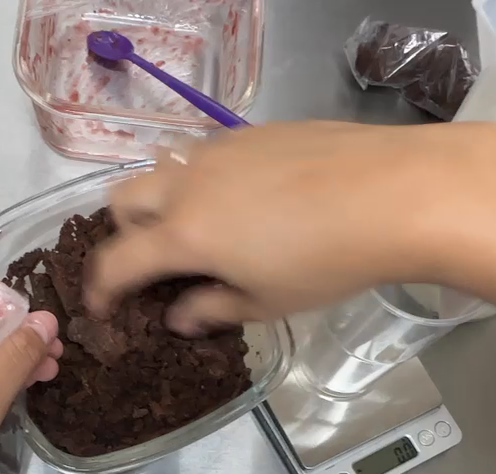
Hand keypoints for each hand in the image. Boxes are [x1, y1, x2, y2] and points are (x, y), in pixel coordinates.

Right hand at [85, 121, 495, 330]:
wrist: (394, 192)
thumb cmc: (325, 262)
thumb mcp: (264, 303)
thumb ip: (210, 310)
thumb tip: (178, 317)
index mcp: (184, 233)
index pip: (117, 262)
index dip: (101, 292)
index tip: (102, 312)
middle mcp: (188, 183)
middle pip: (123, 201)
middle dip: (123, 236)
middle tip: (151, 266)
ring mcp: (220, 150)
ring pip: (161, 169)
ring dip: (158, 203)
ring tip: (195, 233)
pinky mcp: (253, 133)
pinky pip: (203, 156)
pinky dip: (199, 184)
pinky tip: (241, 206)